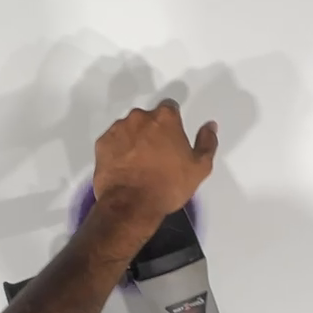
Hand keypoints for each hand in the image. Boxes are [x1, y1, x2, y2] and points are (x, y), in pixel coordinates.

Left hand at [91, 100, 217, 229]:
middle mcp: (139, 117)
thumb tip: (210, 127)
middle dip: (151, 132)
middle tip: (156, 155)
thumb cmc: (167, 186)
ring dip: (133, 141)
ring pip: (128, 129)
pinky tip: (124, 168)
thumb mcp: (199, 168)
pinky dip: (117, 151)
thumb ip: (207, 142)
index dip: (172, 123)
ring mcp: (118, 129)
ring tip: (138, 165)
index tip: (172, 138)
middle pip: (147, 118)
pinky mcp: (102, 144)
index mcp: (165, 118)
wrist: (131, 205)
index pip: (170, 108)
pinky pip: (112, 142)